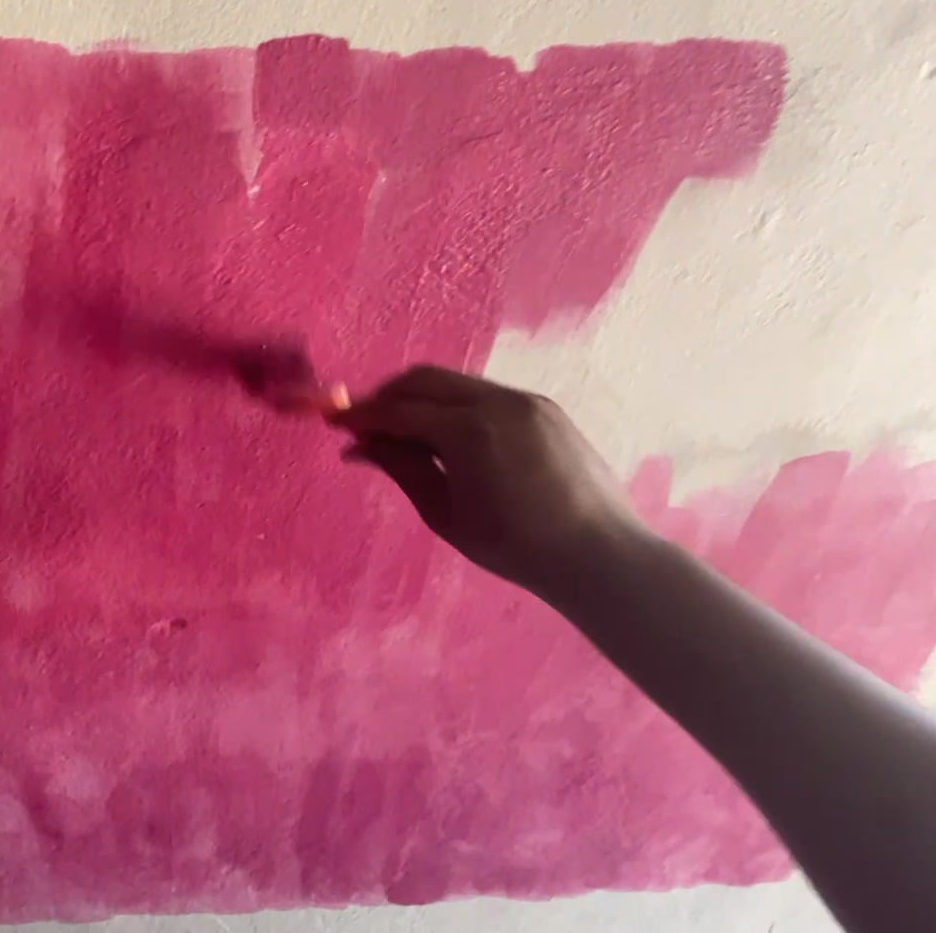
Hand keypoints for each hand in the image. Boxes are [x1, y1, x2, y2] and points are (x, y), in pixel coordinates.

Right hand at [334, 365, 646, 595]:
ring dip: (420, 399)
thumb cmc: (514, 546)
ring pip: (453, 383)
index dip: (361, 415)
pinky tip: (448, 438)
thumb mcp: (443, 513)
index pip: (398, 410)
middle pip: (423, 380)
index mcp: (469, 431)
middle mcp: (497, 402)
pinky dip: (453, 406)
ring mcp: (525, 401)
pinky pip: (482, 394)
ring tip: (404, 433)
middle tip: (365, 425)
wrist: (602, 556)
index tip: (333, 421)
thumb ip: (400, 468)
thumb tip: (357, 446)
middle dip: (387, 396)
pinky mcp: (543, 408)